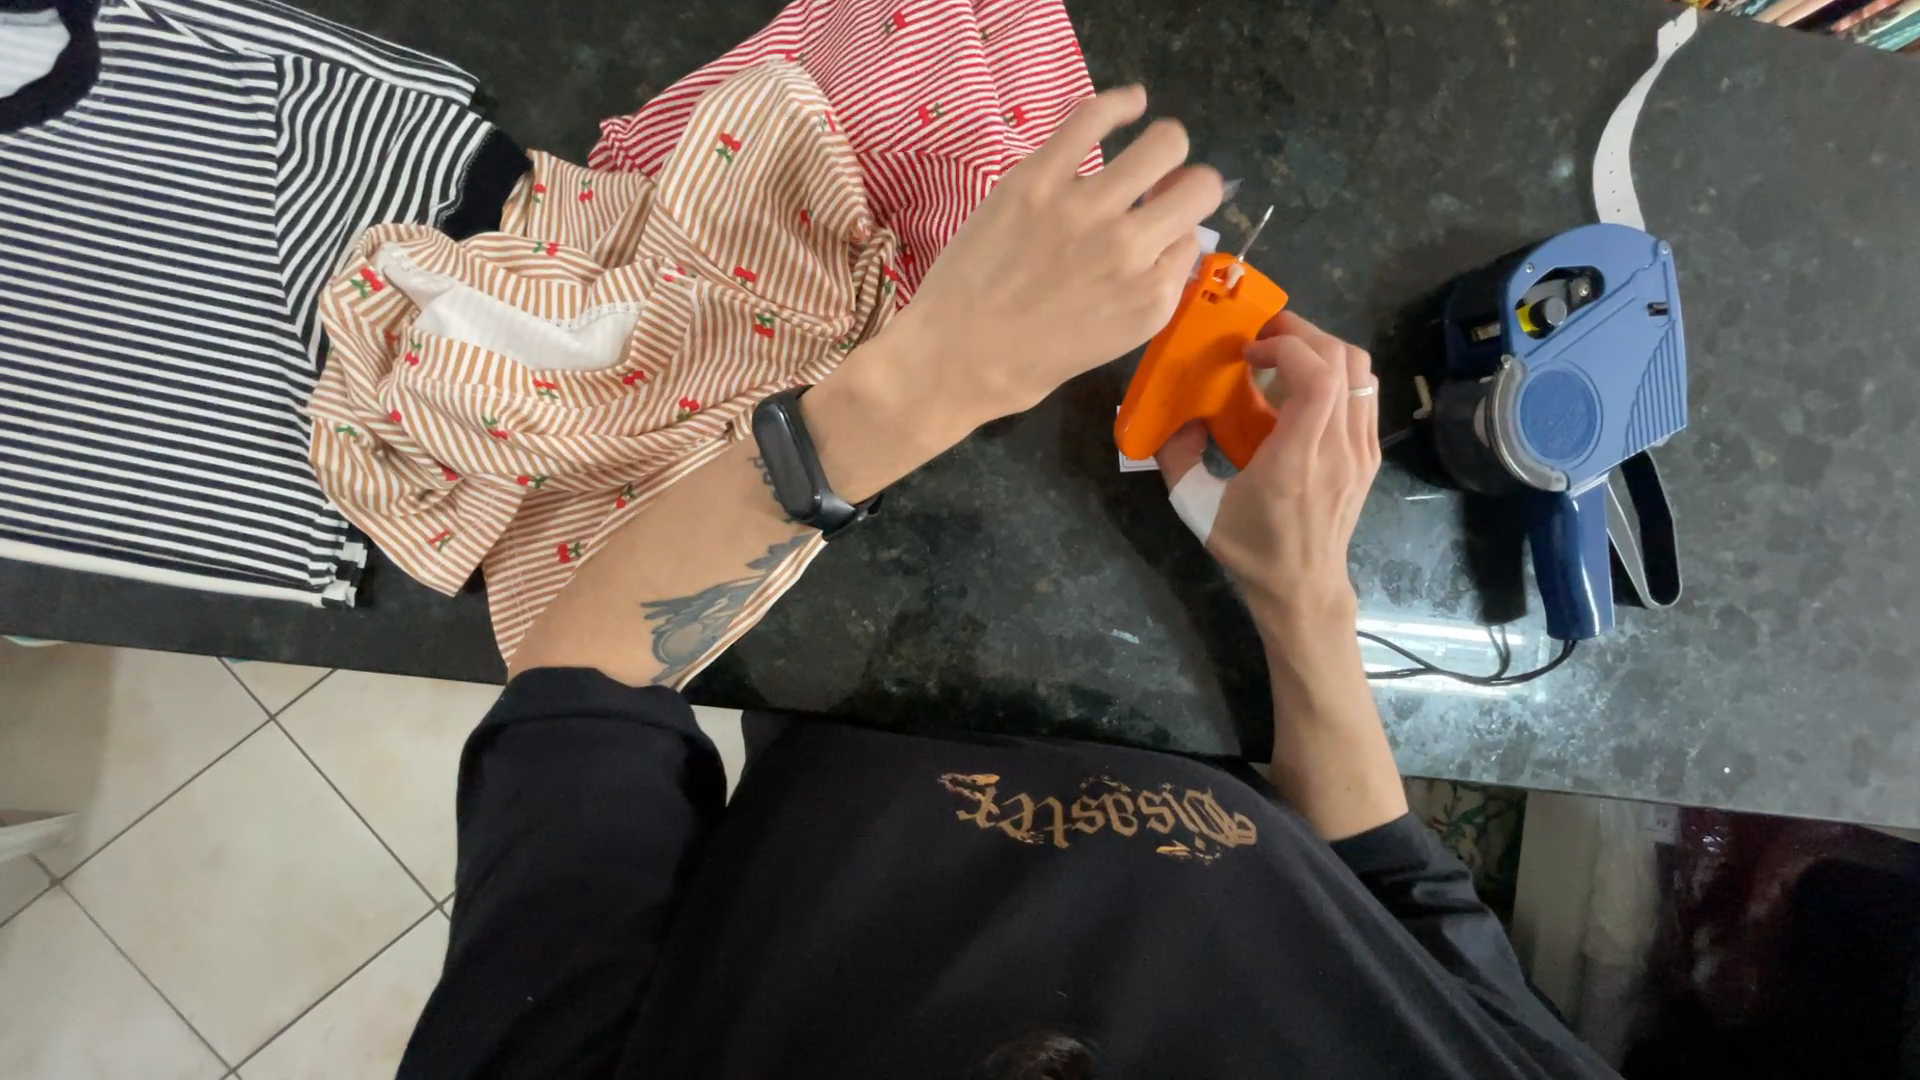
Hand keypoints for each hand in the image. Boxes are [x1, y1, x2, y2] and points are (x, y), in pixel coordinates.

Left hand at [892, 85, 1223, 420]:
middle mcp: (1130, 249)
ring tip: (1147, 155)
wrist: (951, 359)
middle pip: (1198, 188)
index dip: (1174, 237)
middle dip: (1188, 188)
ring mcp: (1085, 208)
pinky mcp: (1039, 180)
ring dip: (1165, 148)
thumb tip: (1162, 245)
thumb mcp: (1105, 347)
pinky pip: (1095, 116)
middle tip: (1160, 191)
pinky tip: (1131, 104)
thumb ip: (1142, 294)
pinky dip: (1122, 104)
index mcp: (1149, 300)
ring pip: (1164, 143)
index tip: (1153, 239)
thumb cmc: (1023, 369)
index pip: (1191, 241)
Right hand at [1155, 312, 1379, 640]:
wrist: (1302, 585)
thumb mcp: (1196, 508)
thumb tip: (1176, 419)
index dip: (1285, 348)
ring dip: (1323, 349)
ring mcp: (1361, 451)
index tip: (1249, 354)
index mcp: (1295, 462)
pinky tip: (1305, 386)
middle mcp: (1338, 449)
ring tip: (1286, 353)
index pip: (1317, 378)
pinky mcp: (1369, 454)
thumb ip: (1177, 460)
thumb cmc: (1249, 548)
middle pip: (1343, 361)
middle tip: (1265, 337)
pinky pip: (1365, 393)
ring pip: (1361, 371)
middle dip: (1303, 334)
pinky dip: (1338, 373)